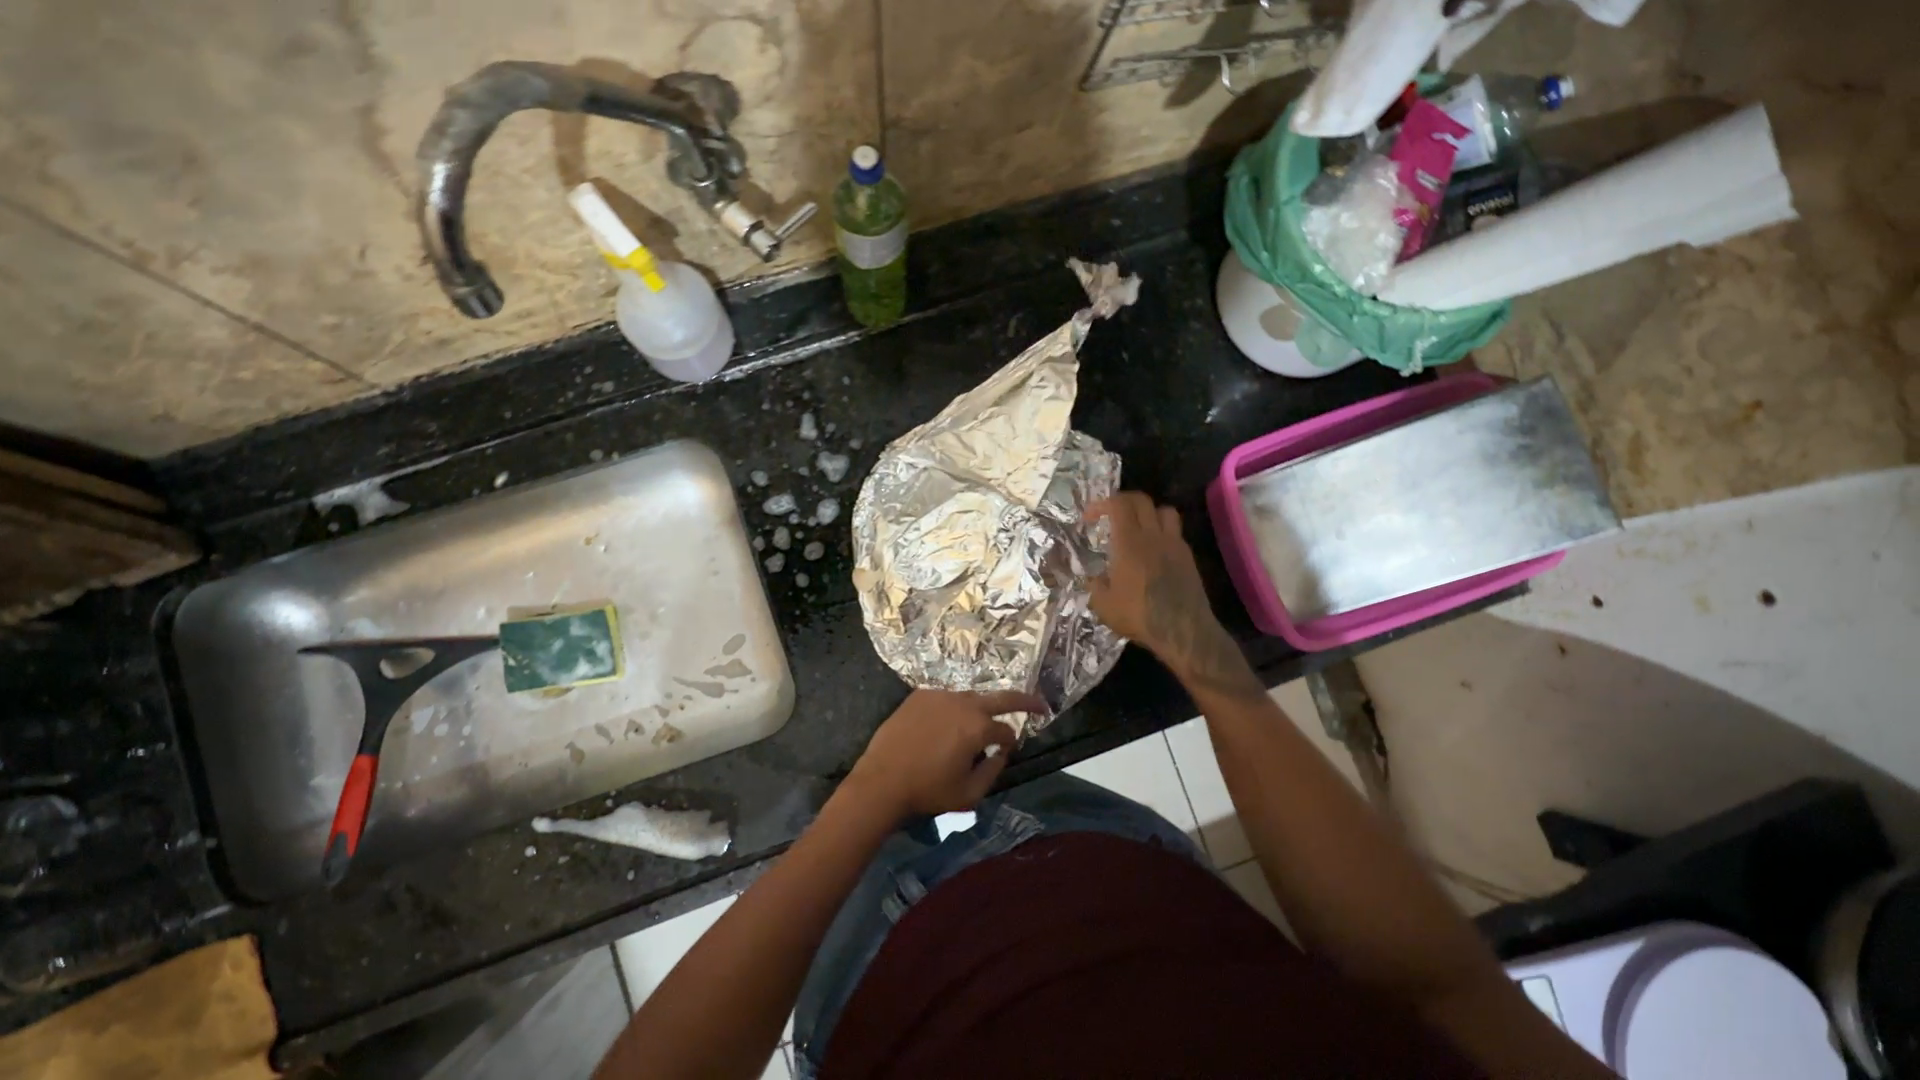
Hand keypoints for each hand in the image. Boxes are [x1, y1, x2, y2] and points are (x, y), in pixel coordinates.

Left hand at [843, 689, 1040, 821]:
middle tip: (1039, 704)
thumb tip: (1001, 753)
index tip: (1007, 752)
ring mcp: (939, 695)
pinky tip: (945, 725)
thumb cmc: (927, 791)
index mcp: (978, 727)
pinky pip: (945, 699)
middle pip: (1000, 697)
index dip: (1010, 743)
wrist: (881, 781)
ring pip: (970, 698)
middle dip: (1023, 701)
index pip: (1006, 731)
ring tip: (976, 724)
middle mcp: (962, 703)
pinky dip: (953, 709)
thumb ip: (993, 771)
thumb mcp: (969, 794)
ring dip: (979, 709)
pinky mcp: (919, 695)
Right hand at [1086, 493, 1262, 699]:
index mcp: (1129, 542)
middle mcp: (1153, 536)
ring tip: (1138, 528)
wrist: (1182, 630)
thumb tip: (1094, 578)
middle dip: (1123, 502)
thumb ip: (1095, 585)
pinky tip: (1155, 552)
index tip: (1090, 517)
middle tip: (1111, 515)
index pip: (1118, 504)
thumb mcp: (1103, 605)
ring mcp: (1175, 545)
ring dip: (1149, 513)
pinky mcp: (1188, 558)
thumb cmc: (1139, 615)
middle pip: (1142, 500)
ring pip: (1164, 511)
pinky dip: (1163, 533)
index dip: (1102, 504)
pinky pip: (1175, 533)